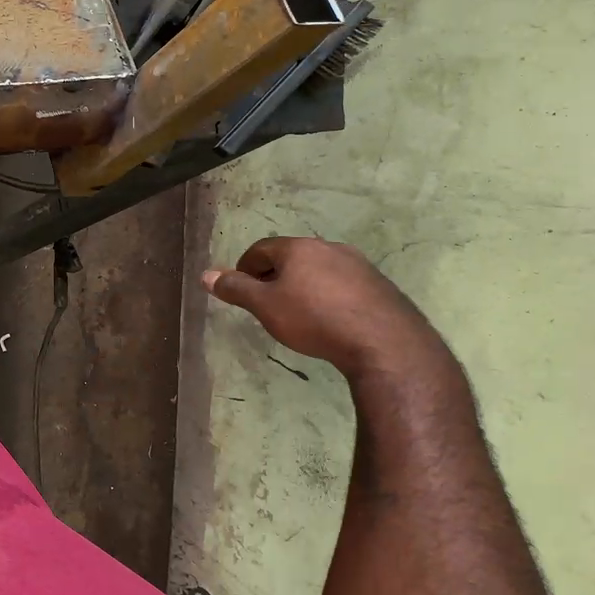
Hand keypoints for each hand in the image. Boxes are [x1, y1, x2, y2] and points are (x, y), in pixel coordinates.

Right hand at [201, 237, 446, 377]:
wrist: (387, 345)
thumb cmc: (314, 319)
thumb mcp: (264, 306)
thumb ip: (234, 288)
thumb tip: (206, 275)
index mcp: (299, 248)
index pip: (260, 249)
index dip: (244, 268)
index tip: (241, 290)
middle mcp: (331, 249)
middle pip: (291, 257)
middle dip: (274, 276)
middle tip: (266, 302)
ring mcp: (361, 266)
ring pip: (319, 270)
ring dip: (303, 285)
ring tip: (298, 312)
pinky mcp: (382, 286)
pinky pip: (343, 284)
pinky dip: (329, 295)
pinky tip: (329, 318)